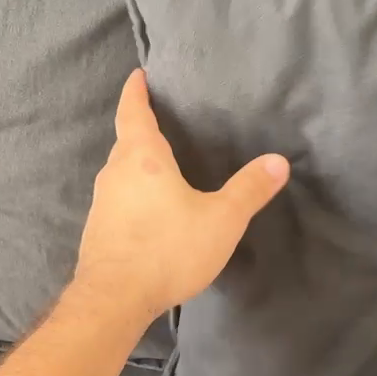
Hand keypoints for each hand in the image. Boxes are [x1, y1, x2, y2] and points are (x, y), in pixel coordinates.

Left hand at [71, 69, 288, 325]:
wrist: (114, 299)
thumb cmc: (168, 250)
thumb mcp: (221, 220)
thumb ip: (249, 191)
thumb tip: (279, 162)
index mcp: (142, 157)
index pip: (133, 111)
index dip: (136, 91)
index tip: (138, 76)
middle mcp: (115, 174)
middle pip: (125, 143)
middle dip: (140, 130)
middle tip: (159, 123)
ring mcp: (101, 205)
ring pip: (120, 175)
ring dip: (136, 169)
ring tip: (159, 170)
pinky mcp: (98, 233)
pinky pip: (117, 204)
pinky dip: (132, 199)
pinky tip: (148, 216)